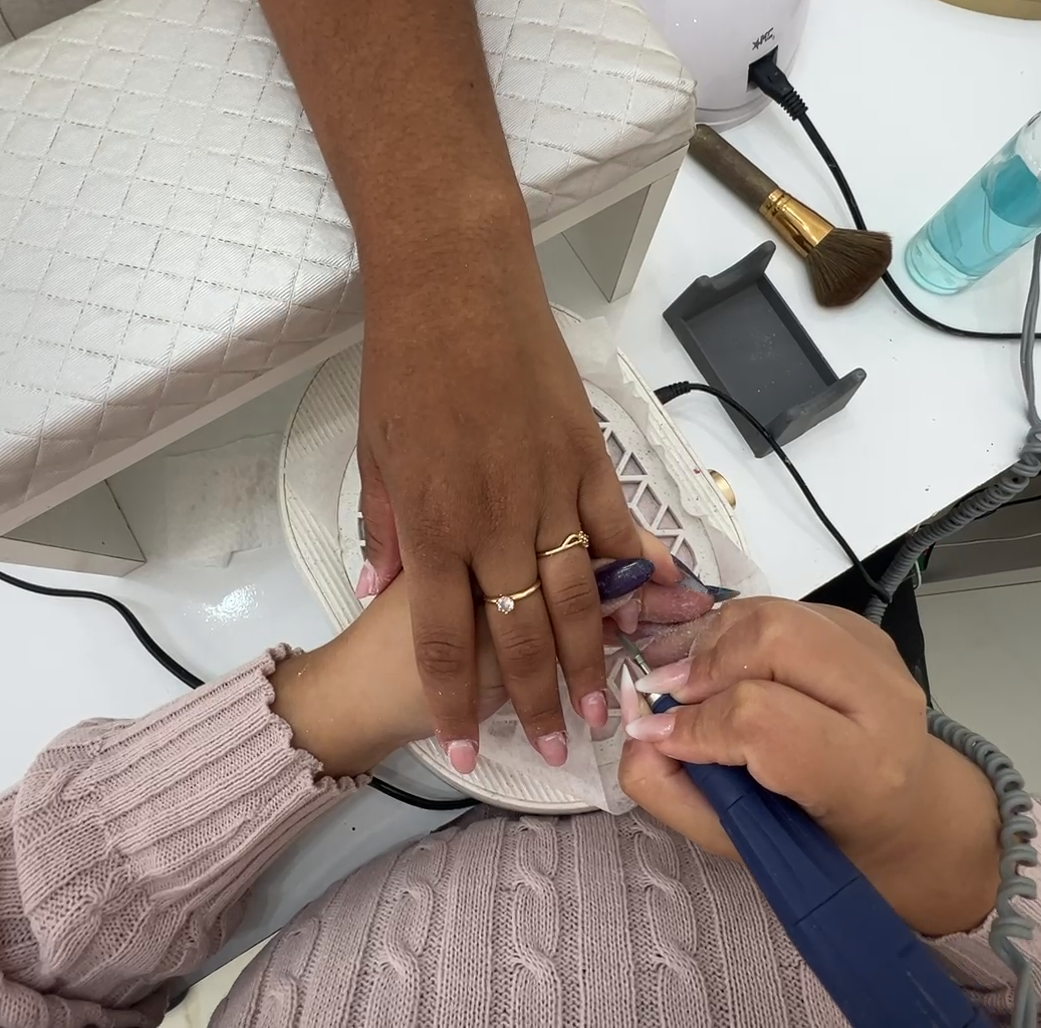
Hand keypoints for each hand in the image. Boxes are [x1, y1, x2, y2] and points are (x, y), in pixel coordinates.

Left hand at [355, 215, 669, 774]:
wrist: (456, 288)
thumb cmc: (403, 367)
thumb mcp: (373, 454)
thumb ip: (383, 532)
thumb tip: (380, 592)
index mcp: (434, 528)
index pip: (446, 642)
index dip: (455, 705)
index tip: (461, 752)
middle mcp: (496, 524)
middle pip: (521, 634)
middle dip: (536, 700)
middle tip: (554, 750)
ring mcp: (551, 491)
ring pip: (579, 595)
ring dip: (594, 656)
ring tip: (609, 707)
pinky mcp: (588, 457)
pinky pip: (620, 527)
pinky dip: (644, 569)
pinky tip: (666, 605)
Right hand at [618, 599, 1000, 935]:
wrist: (912, 810)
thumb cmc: (830, 839)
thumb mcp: (745, 843)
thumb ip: (675, 794)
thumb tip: (636, 732)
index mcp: (865, 771)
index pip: (763, 722)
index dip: (696, 725)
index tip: (655, 734)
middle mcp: (884, 699)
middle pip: (772, 640)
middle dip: (701, 663)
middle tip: (665, 692)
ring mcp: (874, 652)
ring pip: (767, 612)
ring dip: (708, 639)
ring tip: (682, 674)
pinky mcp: (858, 626)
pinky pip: (773, 607)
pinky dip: (728, 629)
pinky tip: (715, 662)